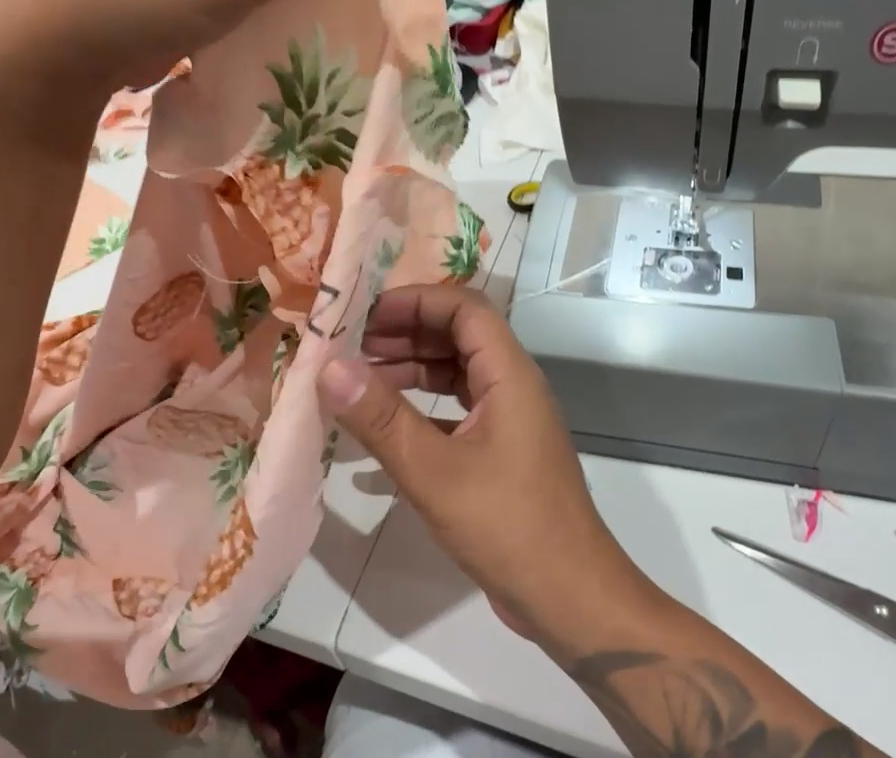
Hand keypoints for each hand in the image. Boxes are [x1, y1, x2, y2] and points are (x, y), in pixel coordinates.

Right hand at [320, 286, 664, 652]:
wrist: (567, 594)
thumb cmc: (506, 524)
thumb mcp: (433, 471)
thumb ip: (381, 418)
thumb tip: (328, 366)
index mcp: (510, 374)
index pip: (464, 308)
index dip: (414, 301)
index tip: (362, 315)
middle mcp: (513, 386)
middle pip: (459, 336)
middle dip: (405, 334)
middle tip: (349, 348)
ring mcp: (510, 421)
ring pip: (457, 374)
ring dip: (411, 371)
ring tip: (356, 384)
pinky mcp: (501, 452)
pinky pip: (457, 411)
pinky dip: (421, 410)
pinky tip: (381, 431)